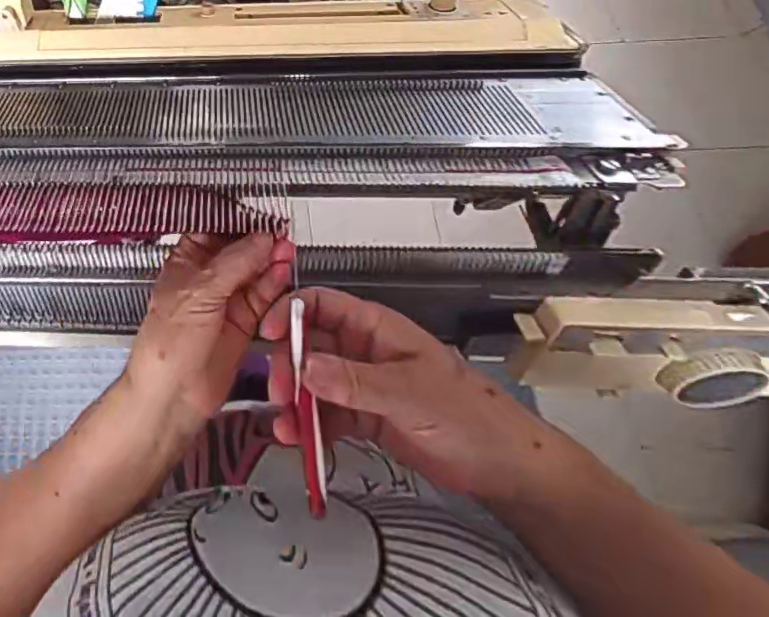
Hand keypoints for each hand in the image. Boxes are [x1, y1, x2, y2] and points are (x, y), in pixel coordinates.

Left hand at [121, 233, 294, 438]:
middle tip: (279, 232)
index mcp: (186, 262)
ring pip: (254, 270)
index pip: (215, 229)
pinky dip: (274, 282)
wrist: (172, 397)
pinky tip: (282, 270)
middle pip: (240, 248)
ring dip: (271, 258)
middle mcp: (207, 278)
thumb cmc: (165, 348)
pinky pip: (263, 295)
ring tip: (285, 249)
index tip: (259, 215)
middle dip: (260, 239)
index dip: (237, 221)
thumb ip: (234, 264)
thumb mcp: (199, 294)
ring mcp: (226, 299)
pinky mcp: (243, 321)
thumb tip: (260, 240)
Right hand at [262, 287, 565, 501]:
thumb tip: (309, 367)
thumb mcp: (409, 392)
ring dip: (295, 403)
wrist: (499, 462)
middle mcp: (363, 351)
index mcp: (375, 327)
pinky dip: (310, 428)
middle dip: (289, 366)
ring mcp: (362, 383)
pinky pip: (325, 415)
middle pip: (309, 345)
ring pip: (313, 383)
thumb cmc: (471, 412)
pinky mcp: (364, 415)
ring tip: (287, 426)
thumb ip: (356, 381)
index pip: (321, 305)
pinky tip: (304, 441)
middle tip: (280, 392)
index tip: (269, 334)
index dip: (290, 313)